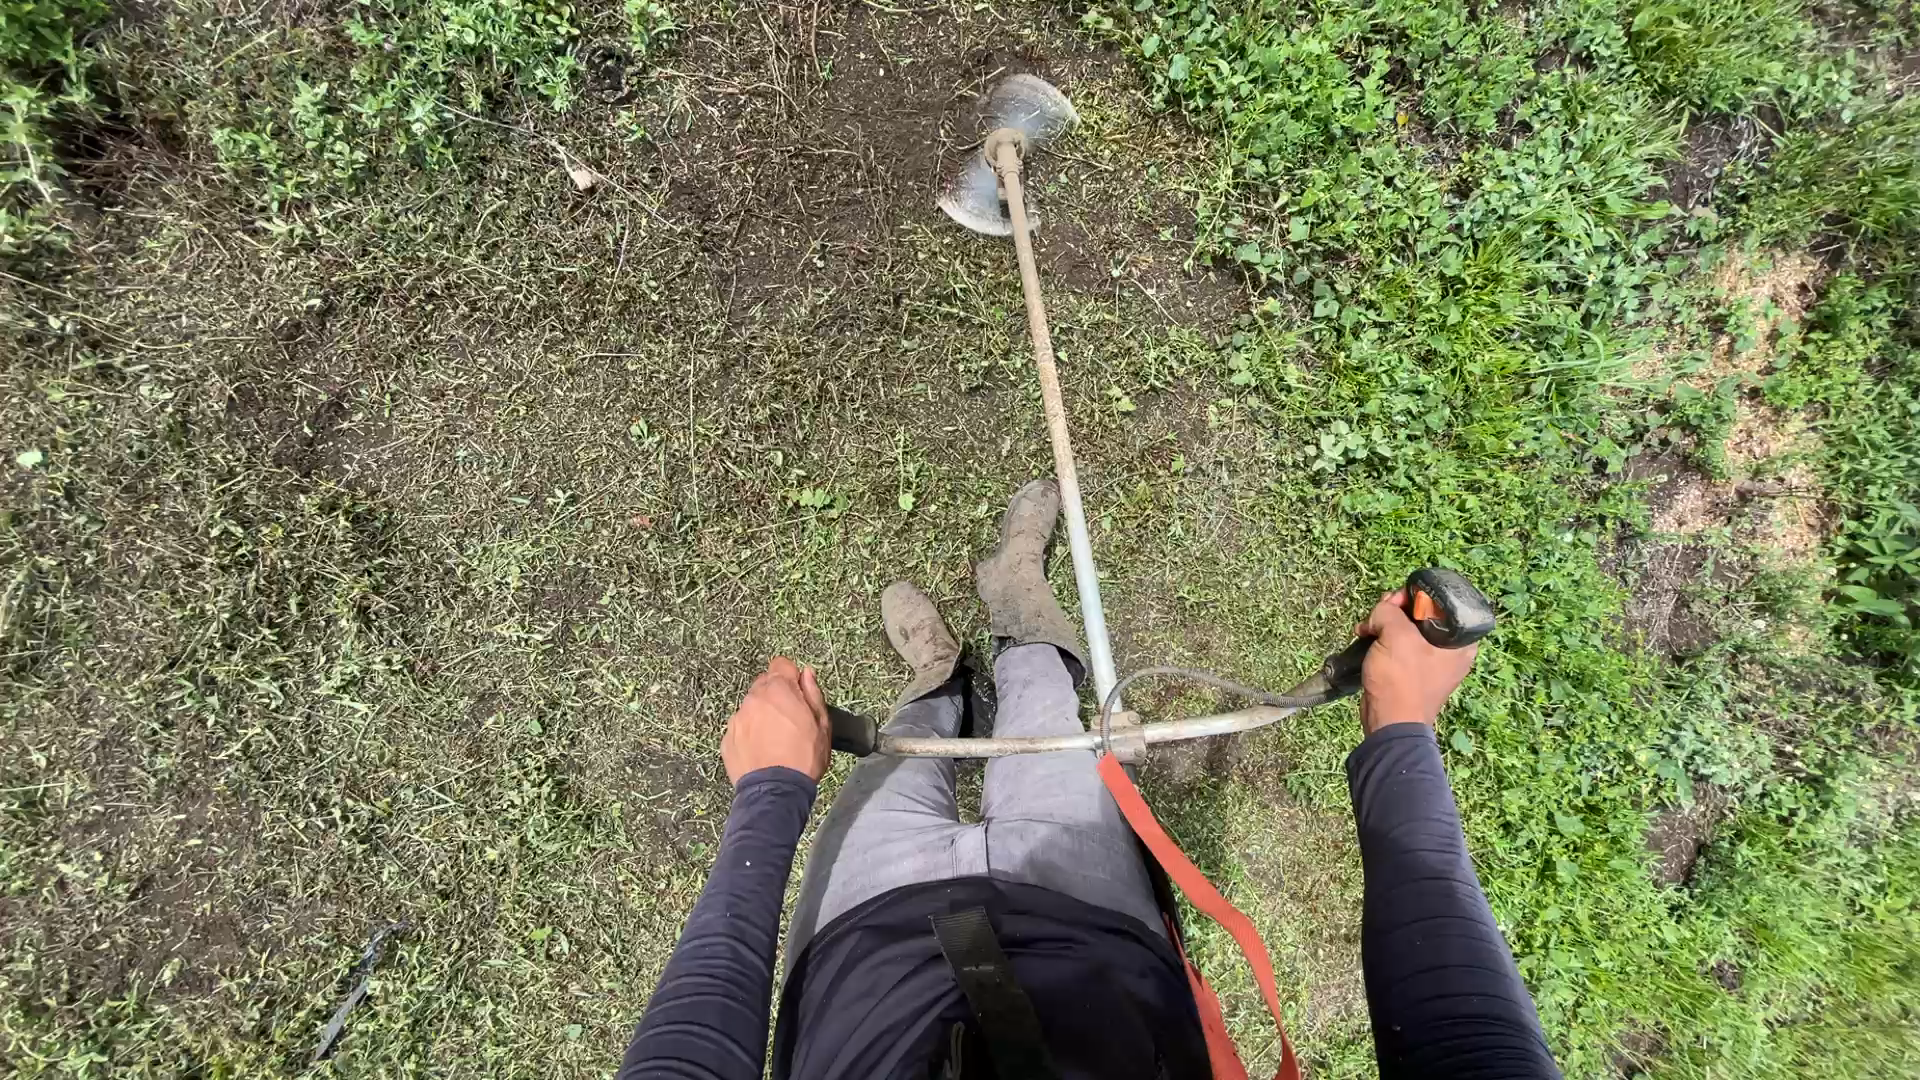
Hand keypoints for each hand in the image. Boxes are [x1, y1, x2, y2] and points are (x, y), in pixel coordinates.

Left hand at [722, 657, 829, 784]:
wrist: (775, 792)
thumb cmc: (804, 757)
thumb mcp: (821, 724)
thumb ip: (813, 693)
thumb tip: (807, 674)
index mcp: (779, 690)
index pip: (781, 664)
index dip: (791, 677)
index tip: (798, 693)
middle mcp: (754, 699)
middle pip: (765, 684)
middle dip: (777, 695)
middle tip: (790, 719)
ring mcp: (738, 719)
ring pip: (752, 706)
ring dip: (762, 715)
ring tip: (775, 739)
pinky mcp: (727, 739)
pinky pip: (741, 727)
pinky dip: (750, 733)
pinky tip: (762, 750)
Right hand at [1355, 589, 1477, 734]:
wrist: (1390, 721)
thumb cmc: (1401, 678)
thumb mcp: (1396, 636)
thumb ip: (1389, 612)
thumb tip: (1381, 613)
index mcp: (1461, 639)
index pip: (1440, 601)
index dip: (1413, 596)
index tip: (1392, 601)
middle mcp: (1452, 648)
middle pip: (1421, 613)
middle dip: (1394, 609)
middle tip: (1376, 616)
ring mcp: (1432, 660)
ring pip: (1406, 627)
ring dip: (1383, 623)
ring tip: (1365, 629)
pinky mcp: (1413, 669)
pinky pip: (1399, 643)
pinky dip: (1382, 637)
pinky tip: (1365, 637)